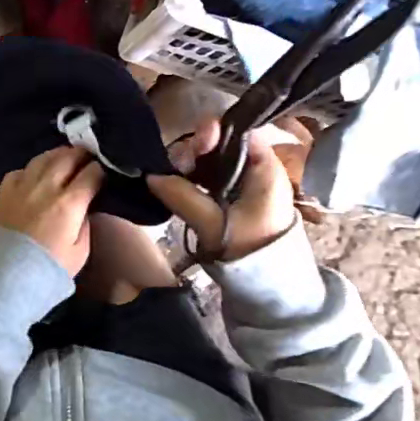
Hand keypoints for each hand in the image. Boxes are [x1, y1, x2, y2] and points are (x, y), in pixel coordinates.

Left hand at [0, 146, 105, 276]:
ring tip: (63, 159)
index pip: (91, 173)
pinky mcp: (4, 192)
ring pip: (43, 158)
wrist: (7, 278)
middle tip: (86, 157)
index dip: (100, 170)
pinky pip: (20, 170)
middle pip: (67, 157)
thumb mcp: (80, 252)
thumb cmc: (49, 268)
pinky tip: (35, 176)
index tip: (102, 173)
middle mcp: (46, 187)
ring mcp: (22, 186)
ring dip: (57, 155)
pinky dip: (31, 169)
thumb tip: (84, 207)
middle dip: (80, 154)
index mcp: (69, 203)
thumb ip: (85, 224)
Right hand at [148, 120, 297, 261]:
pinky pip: (215, 176)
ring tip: (175, 177)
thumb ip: (183, 196)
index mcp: (265, 169)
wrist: (267, 288)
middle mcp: (259, 169)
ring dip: (194, 164)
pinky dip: (198, 177)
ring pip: (216, 160)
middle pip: (225, 143)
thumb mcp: (213, 224)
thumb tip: (151, 176)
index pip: (241, 132)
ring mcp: (248, 184)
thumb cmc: (248, 251)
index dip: (215, 132)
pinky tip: (181, 184)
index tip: (194, 147)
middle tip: (179, 167)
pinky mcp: (237, 198)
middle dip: (198, 149)